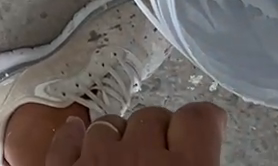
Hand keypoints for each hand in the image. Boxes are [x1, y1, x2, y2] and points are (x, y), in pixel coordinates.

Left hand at [45, 104, 226, 165]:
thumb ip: (205, 162)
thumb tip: (209, 151)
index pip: (199, 120)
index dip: (206, 120)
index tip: (210, 122)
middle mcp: (140, 155)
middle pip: (152, 117)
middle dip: (160, 130)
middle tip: (168, 150)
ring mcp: (95, 160)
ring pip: (108, 124)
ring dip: (120, 136)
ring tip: (128, 153)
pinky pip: (67, 140)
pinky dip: (76, 138)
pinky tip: (80, 137)